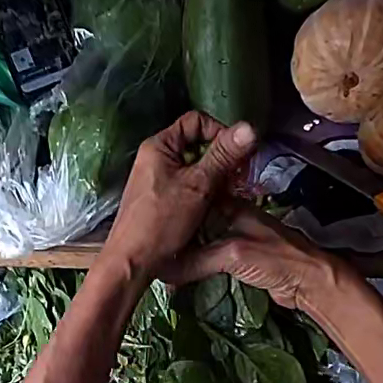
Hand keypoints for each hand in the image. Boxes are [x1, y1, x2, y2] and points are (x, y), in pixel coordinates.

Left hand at [100, 112, 256, 280]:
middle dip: (221, 159)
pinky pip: (187, 186)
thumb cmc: (161, 222)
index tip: (237, 154)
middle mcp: (155, 158)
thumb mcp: (198, 186)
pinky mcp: (160, 199)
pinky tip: (215, 208)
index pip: (196, 122)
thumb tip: (249, 128)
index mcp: (159, 146)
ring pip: (194, 168)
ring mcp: (157, 180)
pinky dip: (203, 192)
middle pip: (197, 145)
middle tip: (238, 178)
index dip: (220, 133)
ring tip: (230, 194)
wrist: (133, 261)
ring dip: (215, 178)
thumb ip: (224, 156)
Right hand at [166, 206, 357, 317]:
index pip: (197, 201)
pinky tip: (181, 273)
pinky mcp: (240, 260)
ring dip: (185, 251)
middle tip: (149, 243)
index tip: (151, 219)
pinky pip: (211, 259)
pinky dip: (196, 265)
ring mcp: (236, 240)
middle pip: (197, 222)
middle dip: (176, 232)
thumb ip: (199, 261)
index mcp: (232, 208)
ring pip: (203, 241)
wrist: (309, 283)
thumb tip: (165, 271)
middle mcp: (232, 220)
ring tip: (159, 260)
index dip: (176, 207)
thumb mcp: (232, 254)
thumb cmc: (275, 259)